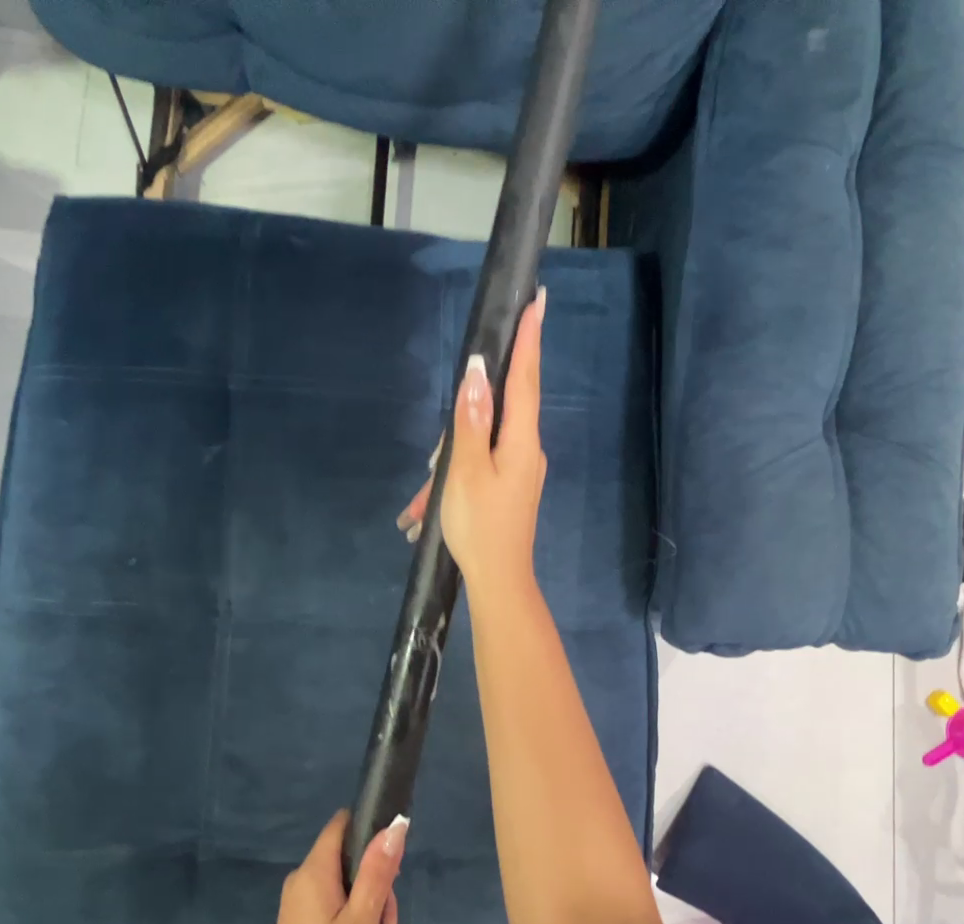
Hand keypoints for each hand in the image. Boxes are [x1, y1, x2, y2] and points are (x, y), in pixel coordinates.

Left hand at [253, 810, 407, 923]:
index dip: (371, 833)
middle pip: (353, 867)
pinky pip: (339, 914)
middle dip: (380, 898)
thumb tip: (396, 824)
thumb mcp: (361, 920)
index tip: (392, 865)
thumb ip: (378, 871)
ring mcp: (303, 904)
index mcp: (315, 871)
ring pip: (350, 895)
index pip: (343, 824)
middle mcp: (305, 880)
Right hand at [397, 287, 547, 594]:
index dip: (529, 339)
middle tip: (435, 473)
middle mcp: (526, 449)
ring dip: (448, 468)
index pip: (526, 378)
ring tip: (425, 504)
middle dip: (458, 431)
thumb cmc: (480, 526)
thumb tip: (476, 372)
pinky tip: (426, 514)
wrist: (498, 582)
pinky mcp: (509, 487)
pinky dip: (453, 483)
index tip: (538, 301)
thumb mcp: (466, 471)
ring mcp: (519, 470)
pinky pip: (478, 468)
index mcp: (521, 440)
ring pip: (478, 445)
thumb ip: (470, 420)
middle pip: (493, 413)